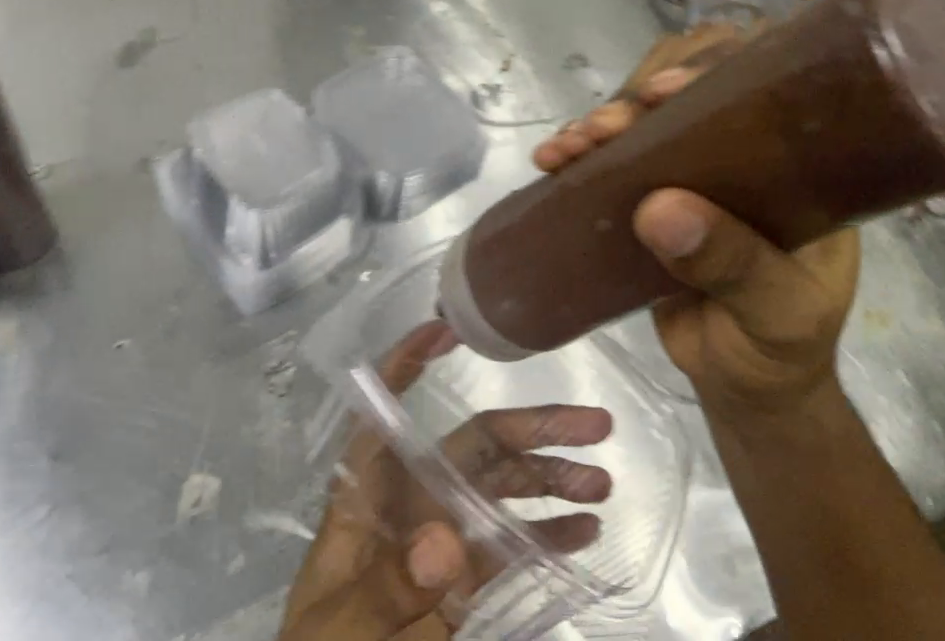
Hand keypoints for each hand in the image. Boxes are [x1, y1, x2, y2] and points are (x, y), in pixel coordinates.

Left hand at [282, 323, 614, 638]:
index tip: (444, 333)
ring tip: (601, 482)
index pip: (383, 420)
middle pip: (473, 447)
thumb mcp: (343, 629)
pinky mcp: (464, 581)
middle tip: (597, 424)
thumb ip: (389, 585)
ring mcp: (442, 540)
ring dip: (552, 480)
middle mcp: (410, 505)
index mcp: (367, 501)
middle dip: (533, 428)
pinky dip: (548, 535)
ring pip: (503, 489)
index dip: (404, 369)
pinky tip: (586, 531)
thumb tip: (444, 539)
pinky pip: (512, 546)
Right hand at [533, 27, 861, 411]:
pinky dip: (582, 156)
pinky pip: (616, 166)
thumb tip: (659, 208)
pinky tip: (552, 161)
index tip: (661, 91)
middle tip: (606, 124)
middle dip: (640, 94)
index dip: (711, 70)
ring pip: (647, 123)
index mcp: (795, 167)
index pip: (762, 88)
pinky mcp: (652, 205)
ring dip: (603, 121)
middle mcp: (744, 159)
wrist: (747, 392)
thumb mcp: (777, 312)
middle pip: (692, 93)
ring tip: (569, 146)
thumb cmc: (783, 349)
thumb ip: (733, 265)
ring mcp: (695, 179)